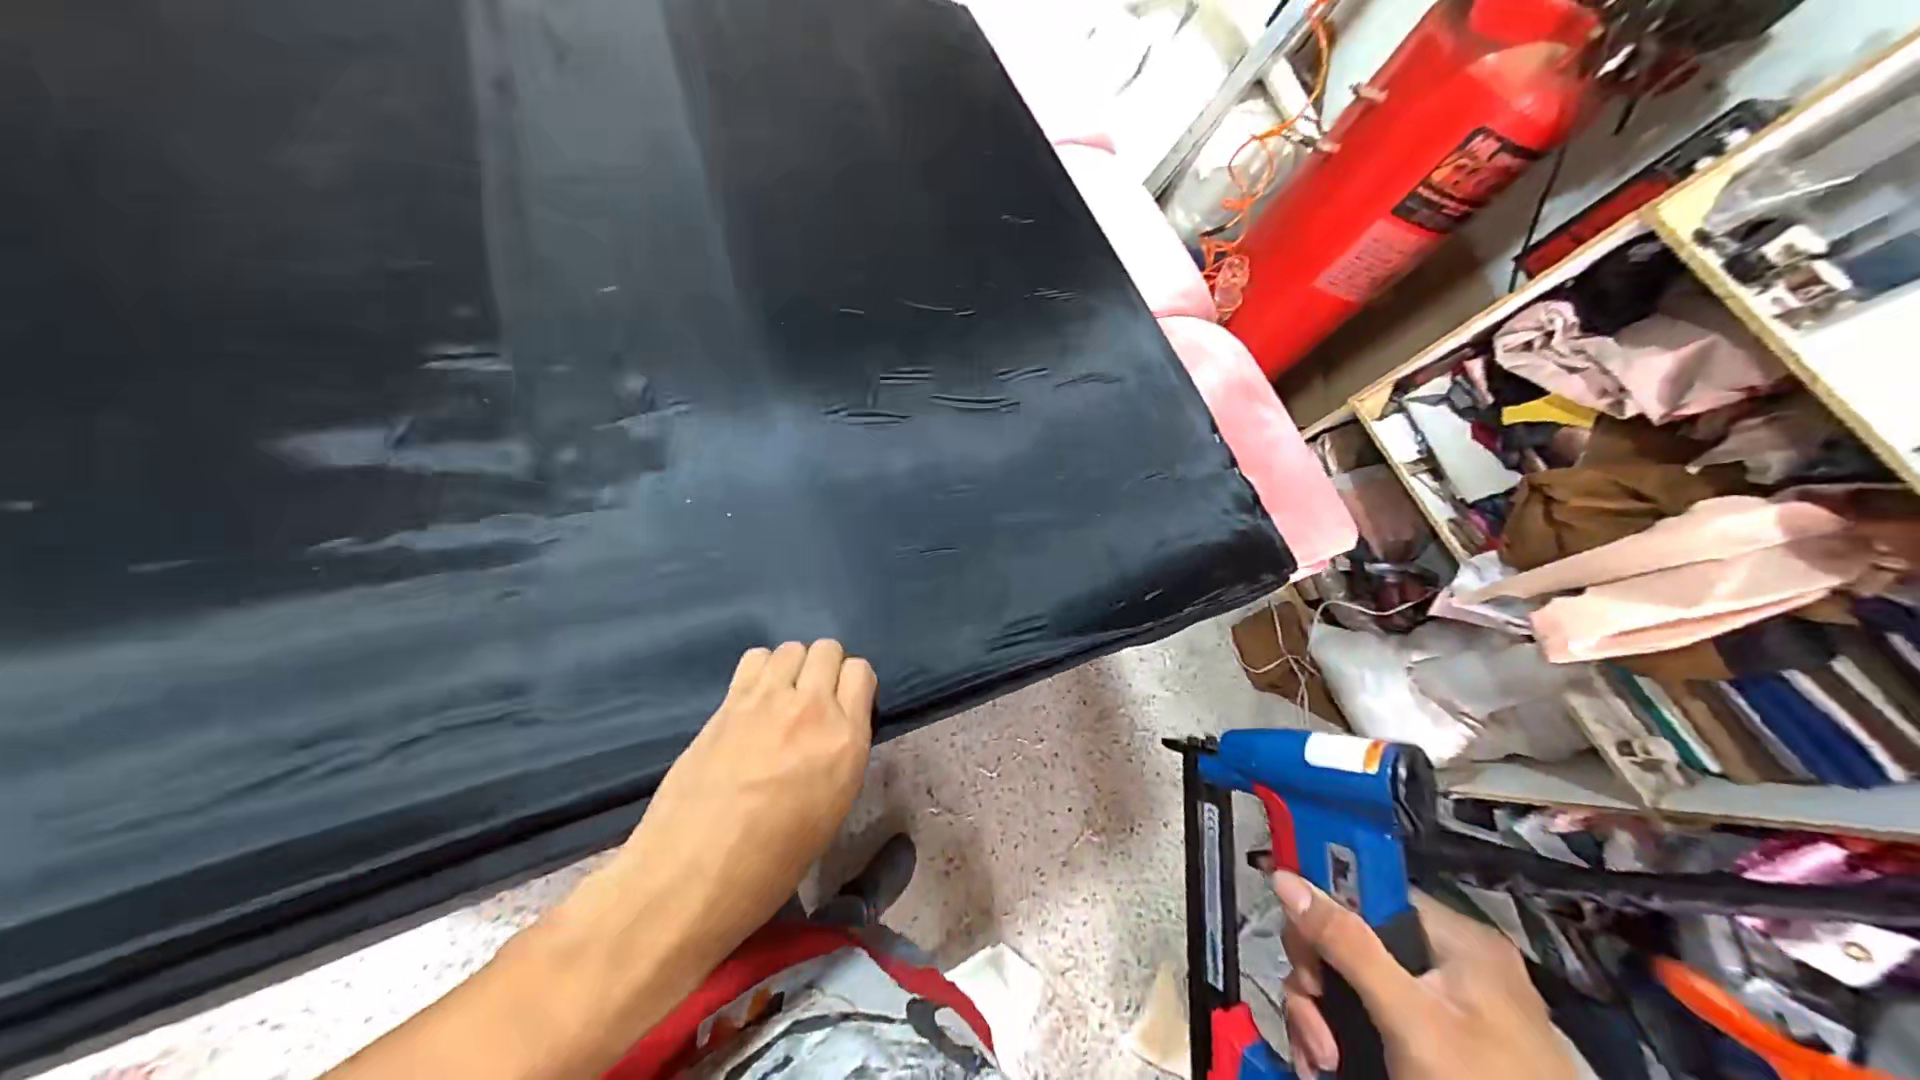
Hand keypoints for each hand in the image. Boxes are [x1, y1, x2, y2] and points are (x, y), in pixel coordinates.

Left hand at [558, 641, 876, 974]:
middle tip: (813, 700)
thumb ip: (839, 755)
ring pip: (791, 648)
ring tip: (783, 698)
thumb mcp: (831, 810)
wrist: (691, 876)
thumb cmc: (771, 864)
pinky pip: (754, 659)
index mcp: (845, 741)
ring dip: (793, 666)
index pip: (862, 672)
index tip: (844, 706)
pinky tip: (754, 700)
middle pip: (827, 649)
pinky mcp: (726, 704)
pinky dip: (761, 670)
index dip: (854, 685)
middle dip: (826, 668)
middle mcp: (810, 709)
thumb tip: (832, 731)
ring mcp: (764, 701)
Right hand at [1274, 872, 1575, 1079]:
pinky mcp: (1425, 1040)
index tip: (1298, 944)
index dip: (1323, 905)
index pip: (1369, 889)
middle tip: (1311, 1019)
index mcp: (1455, 939)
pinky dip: (1334, 1035)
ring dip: (1318, 1016)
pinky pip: (1360, 1015)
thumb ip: (1346, 945)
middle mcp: (1445, 961)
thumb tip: (1285, 878)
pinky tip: (1323, 1065)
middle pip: (1349, 938)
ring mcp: (1436, 1004)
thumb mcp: (1409, 1019)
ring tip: (1319, 1060)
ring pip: (1346, 980)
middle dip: (1316, 980)